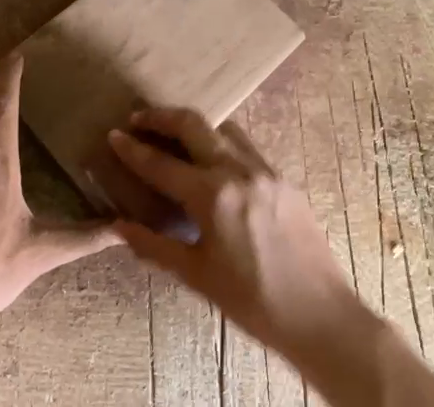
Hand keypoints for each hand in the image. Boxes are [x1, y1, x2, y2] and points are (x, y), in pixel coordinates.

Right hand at [108, 108, 368, 363]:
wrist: (320, 316)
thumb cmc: (252, 301)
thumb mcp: (196, 276)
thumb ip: (154, 246)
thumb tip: (119, 226)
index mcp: (212, 195)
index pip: (161, 164)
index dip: (132, 149)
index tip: (113, 135)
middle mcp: (238, 171)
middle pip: (193, 124)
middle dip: (161, 117)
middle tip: (138, 119)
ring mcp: (265, 171)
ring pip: (223, 130)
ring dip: (195, 127)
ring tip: (175, 135)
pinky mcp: (284, 180)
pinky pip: (247, 149)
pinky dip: (223, 145)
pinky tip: (215, 163)